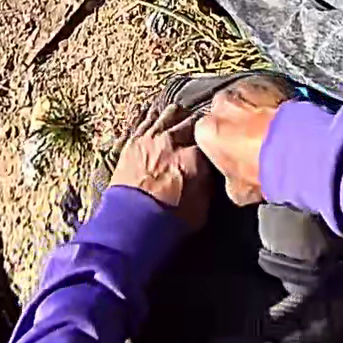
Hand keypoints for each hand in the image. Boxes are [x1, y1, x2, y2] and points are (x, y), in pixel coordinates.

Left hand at [110, 103, 212, 228]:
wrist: (127, 228)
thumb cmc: (167, 223)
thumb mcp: (201, 209)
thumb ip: (207, 184)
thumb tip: (210, 172)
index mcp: (193, 157)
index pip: (209, 139)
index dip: (212, 143)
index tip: (214, 145)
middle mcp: (173, 141)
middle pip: (191, 122)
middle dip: (197, 126)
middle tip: (200, 131)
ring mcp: (151, 137)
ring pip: (170, 113)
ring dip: (178, 116)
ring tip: (181, 118)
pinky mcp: (133, 141)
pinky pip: (146, 120)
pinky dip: (154, 117)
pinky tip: (158, 115)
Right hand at [194, 76, 291, 205]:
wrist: (291, 147)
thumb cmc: (259, 168)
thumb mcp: (236, 190)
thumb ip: (229, 178)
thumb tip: (236, 181)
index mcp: (206, 130)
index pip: (206, 135)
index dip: (220, 145)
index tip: (232, 154)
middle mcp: (219, 103)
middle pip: (223, 111)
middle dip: (233, 121)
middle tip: (251, 139)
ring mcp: (243, 89)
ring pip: (243, 99)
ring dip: (251, 109)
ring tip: (267, 129)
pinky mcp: (267, 82)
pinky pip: (263, 92)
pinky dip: (268, 101)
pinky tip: (279, 119)